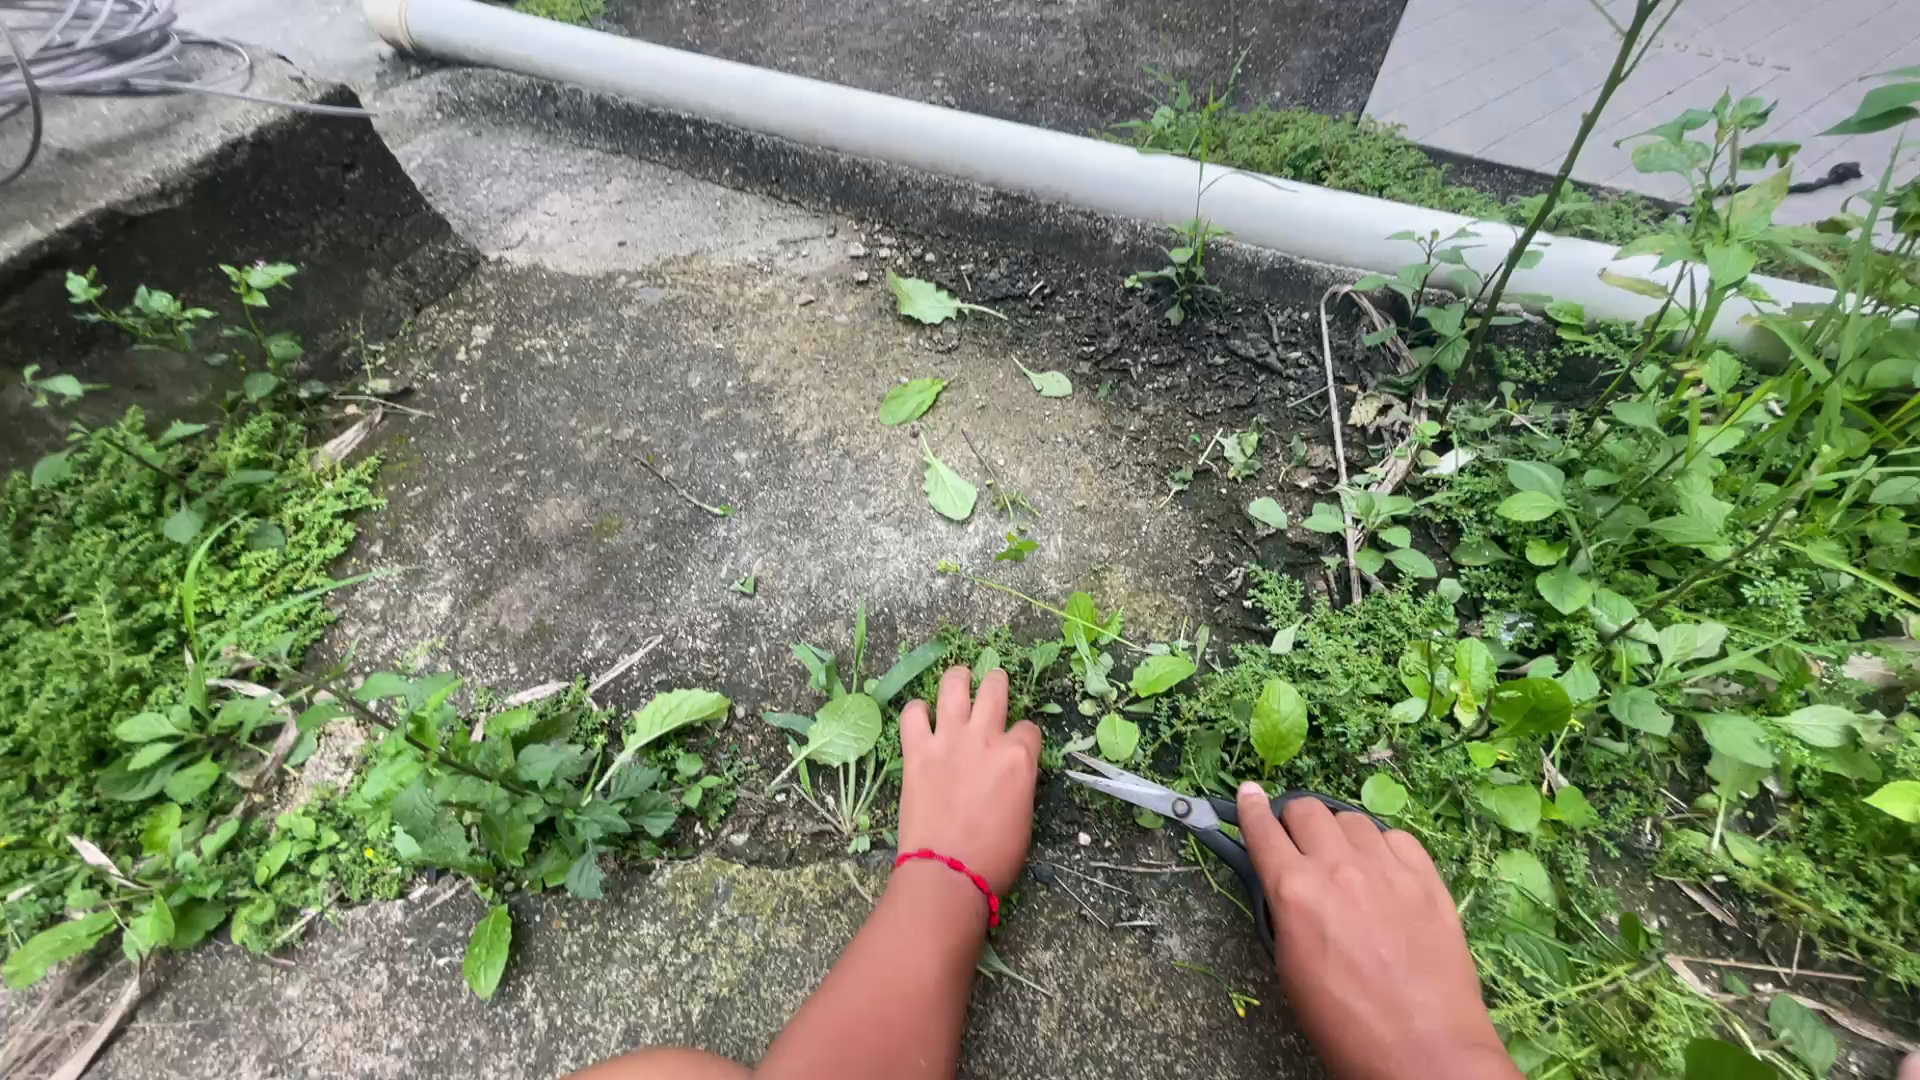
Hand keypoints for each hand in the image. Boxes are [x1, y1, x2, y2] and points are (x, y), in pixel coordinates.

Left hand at [897, 667, 1041, 894]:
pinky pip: (913, 714)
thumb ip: (1019, 781)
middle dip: (996, 680)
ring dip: (958, 677)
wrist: (947, 873)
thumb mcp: (1024, 816)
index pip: (1029, 727)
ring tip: (959, 677)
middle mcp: (985, 737)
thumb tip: (1011, 771)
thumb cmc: (994, 857)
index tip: (1018, 743)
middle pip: (994, 688)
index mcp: (1018, 756)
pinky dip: (917, 711)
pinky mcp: (917, 750)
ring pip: (954, 685)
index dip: (1024, 735)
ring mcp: (948, 740)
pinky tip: (922, 716)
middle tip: (993, 680)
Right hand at [1236, 783, 1520, 1079]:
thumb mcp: (1288, 963)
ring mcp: (1386, 870)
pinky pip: (1396, 838)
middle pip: (1305, 809)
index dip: (1251, 806)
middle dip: (1294, 821)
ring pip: (1350, 818)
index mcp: (1293, 890)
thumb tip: (1278, 875)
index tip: (1249, 791)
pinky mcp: (1427, 881)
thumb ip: (1281, 906)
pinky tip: (1383, 871)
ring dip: (1338, 833)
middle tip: (1299, 844)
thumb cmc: (1343, 1021)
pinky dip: (1383, 847)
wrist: (1426, 1055)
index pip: (1261, 827)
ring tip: (1345, 860)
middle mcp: (1336, 868)